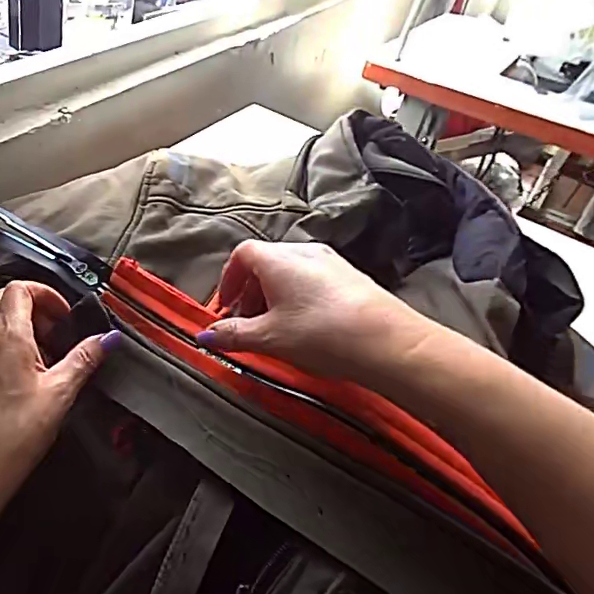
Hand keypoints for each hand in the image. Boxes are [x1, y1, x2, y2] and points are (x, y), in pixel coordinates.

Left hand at [0, 281, 114, 509]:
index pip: (21, 288)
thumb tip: (106, 339)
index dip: (48, 295)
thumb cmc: (12, 436)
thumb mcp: (60, 393)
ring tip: (46, 359)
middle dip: (36, 308)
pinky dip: (8, 346)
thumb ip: (84, 360)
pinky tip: (25, 378)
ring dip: (22, 327)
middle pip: (6, 299)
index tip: (66, 318)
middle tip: (58, 335)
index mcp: (7, 336)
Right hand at [201, 241, 437, 383]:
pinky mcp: (351, 278)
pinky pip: (314, 282)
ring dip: (275, 297)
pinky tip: (306, 328)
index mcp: (278, 259)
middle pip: (266, 263)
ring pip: (291, 273)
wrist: (386, 341)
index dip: (228, 281)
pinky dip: (299, 299)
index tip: (225, 307)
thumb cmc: (323, 333)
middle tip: (246, 324)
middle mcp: (304, 252)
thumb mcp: (269, 338)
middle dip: (250, 293)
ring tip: (275, 329)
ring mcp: (331, 262)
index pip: (241, 255)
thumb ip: (233, 335)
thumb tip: (207, 336)